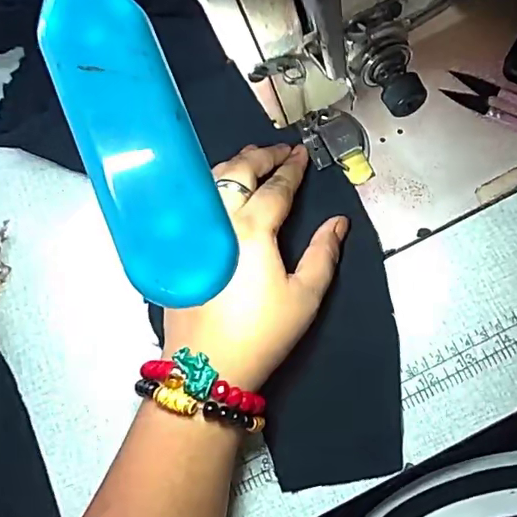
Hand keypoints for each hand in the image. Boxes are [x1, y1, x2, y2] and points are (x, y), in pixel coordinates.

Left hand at [160, 143, 347, 391]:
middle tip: (280, 150)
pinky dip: (212, 185)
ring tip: (252, 160)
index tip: (302, 155)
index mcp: (252, 232)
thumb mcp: (305, 296)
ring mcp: (192, 234)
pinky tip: (221, 190)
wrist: (208, 366)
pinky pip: (194, 201)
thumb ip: (324, 254)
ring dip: (234, 166)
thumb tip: (338, 224)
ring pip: (210, 183)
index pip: (275, 188)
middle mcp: (218, 224)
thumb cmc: (260, 334)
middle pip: (238, 174)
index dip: (292, 169)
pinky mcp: (178, 248)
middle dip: (261, 156)